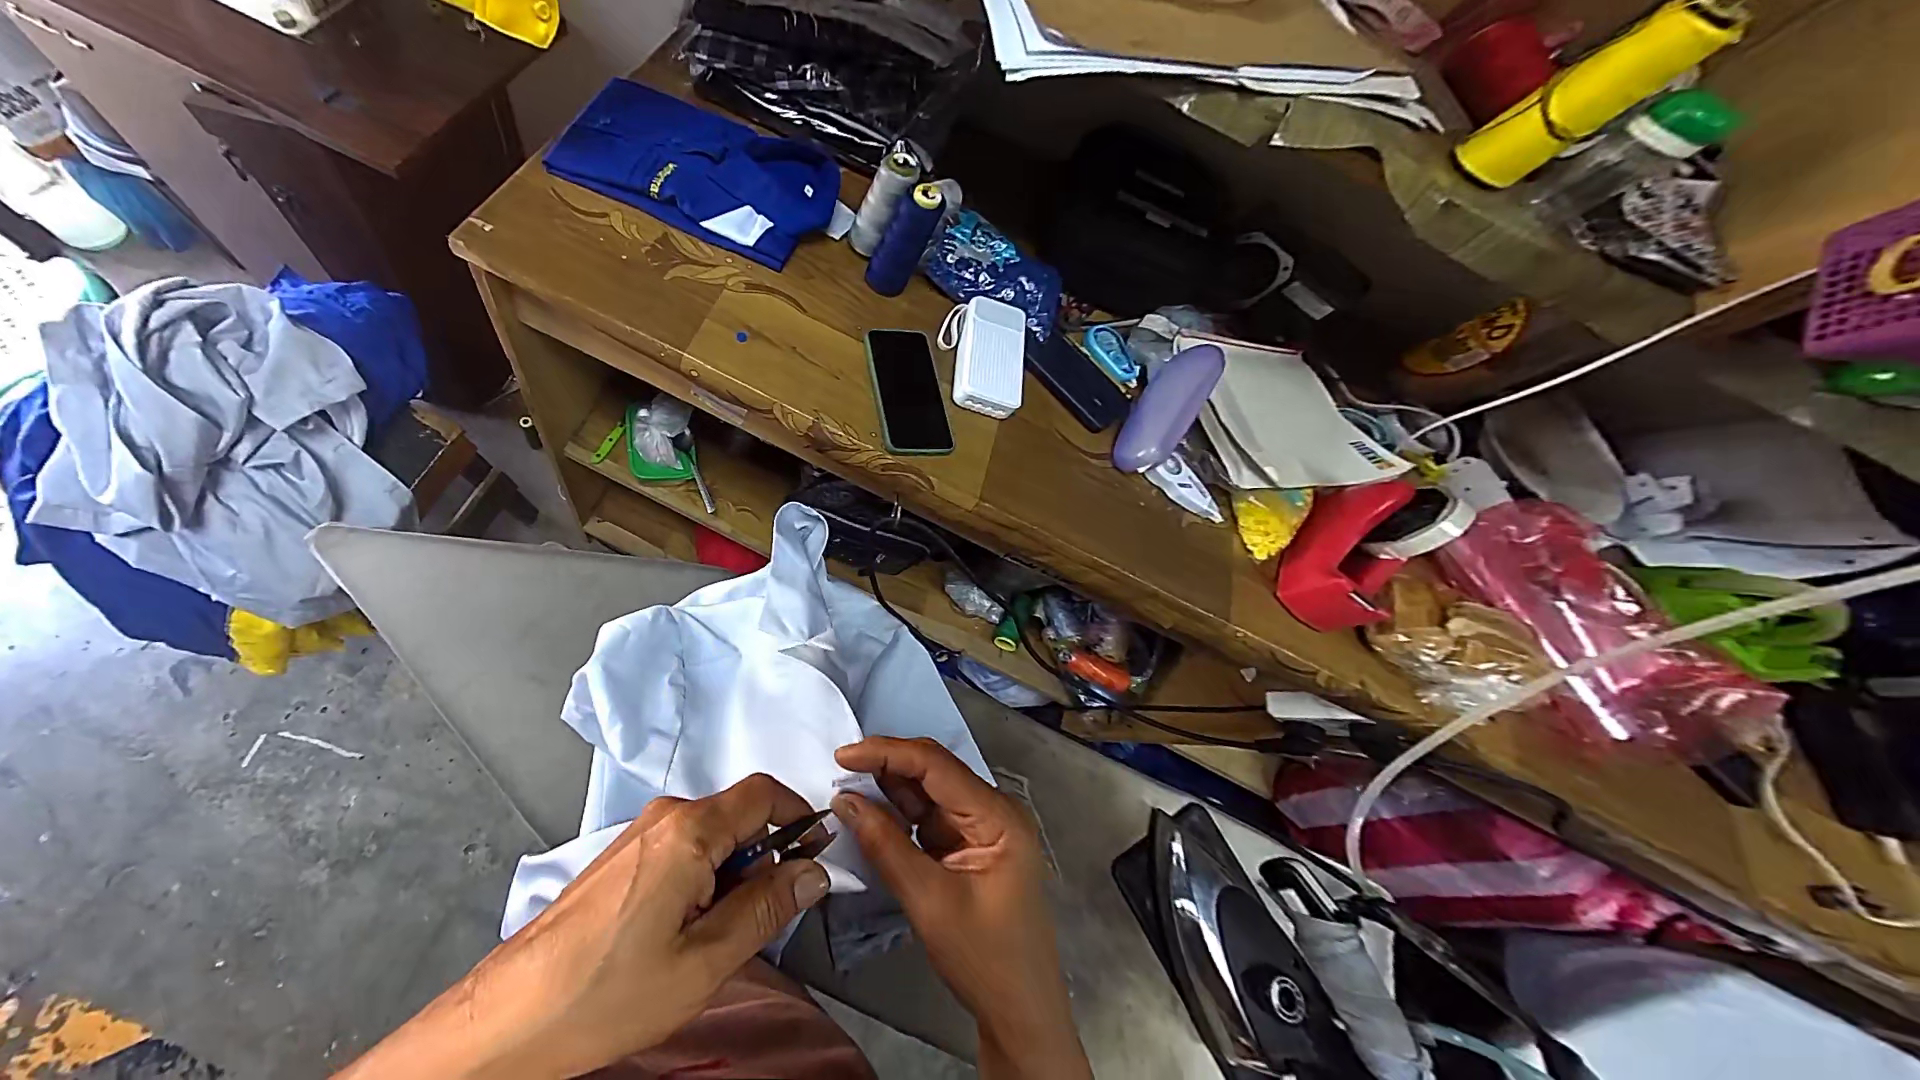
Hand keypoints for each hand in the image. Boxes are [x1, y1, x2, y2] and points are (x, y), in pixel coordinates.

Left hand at [337, 774, 831, 1079]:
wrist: (504, 1023)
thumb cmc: (607, 993)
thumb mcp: (705, 960)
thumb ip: (767, 907)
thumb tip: (813, 871)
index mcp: (689, 830)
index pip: (765, 793)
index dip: (799, 816)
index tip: (813, 856)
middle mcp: (664, 816)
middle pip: (739, 813)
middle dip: (765, 854)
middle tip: (764, 912)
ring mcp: (638, 834)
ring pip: (712, 833)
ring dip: (733, 870)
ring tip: (717, 932)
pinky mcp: (622, 856)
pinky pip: (684, 847)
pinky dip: (704, 875)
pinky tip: (683, 928)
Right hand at [833, 737, 1091, 1079]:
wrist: (1020, 1011)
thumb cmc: (984, 958)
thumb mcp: (929, 900)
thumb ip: (885, 845)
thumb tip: (845, 800)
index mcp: (997, 815)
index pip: (937, 765)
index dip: (888, 752)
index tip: (843, 754)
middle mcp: (992, 810)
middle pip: (934, 772)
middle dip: (887, 766)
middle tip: (839, 768)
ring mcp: (981, 828)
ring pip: (929, 793)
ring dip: (889, 788)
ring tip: (847, 785)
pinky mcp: (968, 846)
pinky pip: (929, 817)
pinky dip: (899, 814)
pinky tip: (871, 809)